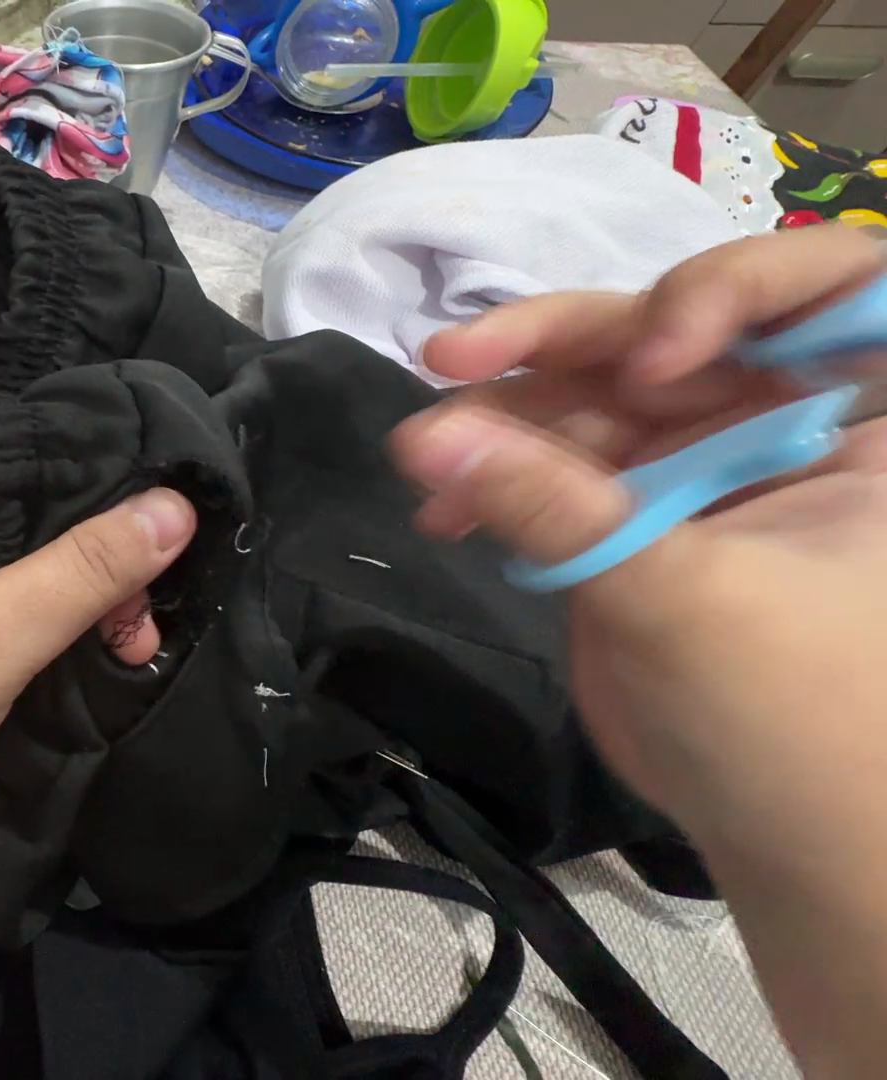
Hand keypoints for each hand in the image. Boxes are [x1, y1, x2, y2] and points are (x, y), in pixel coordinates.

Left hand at [0, 465, 194, 854]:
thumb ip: (83, 570)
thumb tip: (178, 505)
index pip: (31, 462)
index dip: (108, 488)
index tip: (176, 530)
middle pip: (36, 521)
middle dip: (103, 563)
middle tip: (155, 614)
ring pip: (27, 571)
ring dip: (83, 601)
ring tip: (136, 643)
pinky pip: (8, 611)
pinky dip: (53, 628)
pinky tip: (99, 648)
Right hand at [388, 226, 886, 855]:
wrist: (788, 834)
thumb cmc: (805, 719)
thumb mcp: (675, 595)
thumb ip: (548, 507)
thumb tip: (424, 435)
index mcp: (878, 418)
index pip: (830, 287)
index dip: (729, 290)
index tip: (647, 358)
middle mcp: (787, 422)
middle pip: (659, 336)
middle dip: (553, 343)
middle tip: (445, 357)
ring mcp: (695, 468)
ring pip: (582, 403)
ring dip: (495, 425)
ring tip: (421, 458)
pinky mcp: (623, 515)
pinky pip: (544, 470)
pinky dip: (486, 485)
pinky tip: (441, 518)